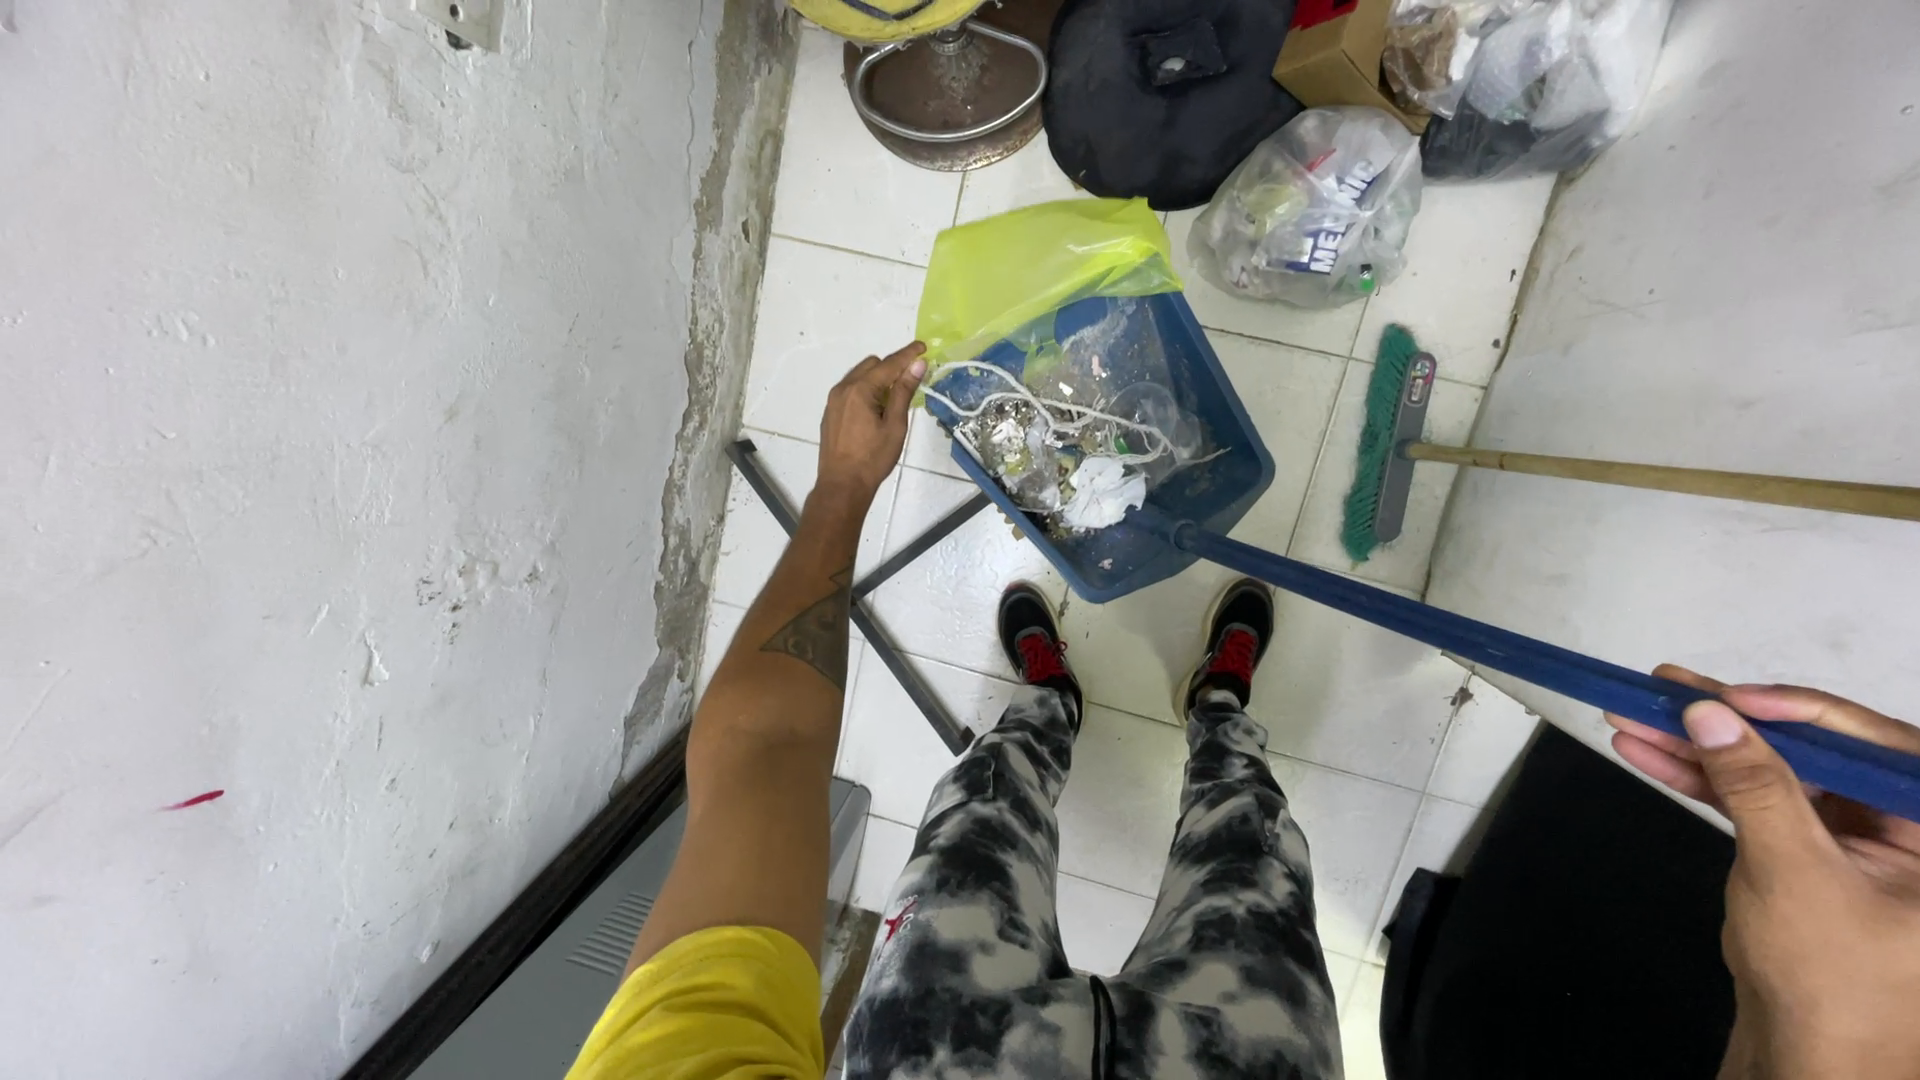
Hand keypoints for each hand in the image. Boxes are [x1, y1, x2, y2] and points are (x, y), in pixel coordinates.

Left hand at [815, 342, 926, 508]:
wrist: (842, 485)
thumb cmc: (873, 459)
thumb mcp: (895, 425)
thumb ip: (903, 392)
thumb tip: (916, 365)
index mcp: (860, 390)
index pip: (888, 364)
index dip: (908, 355)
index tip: (923, 347)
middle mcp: (843, 389)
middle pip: (872, 365)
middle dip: (892, 368)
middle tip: (911, 382)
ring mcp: (833, 401)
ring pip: (859, 377)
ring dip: (878, 380)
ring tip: (894, 400)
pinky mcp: (830, 413)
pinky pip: (850, 391)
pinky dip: (866, 391)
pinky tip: (876, 411)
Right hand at [1607, 667, 1919, 1079]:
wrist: (1807, 1046)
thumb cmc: (1831, 971)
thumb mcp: (1793, 871)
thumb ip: (1755, 787)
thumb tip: (1710, 713)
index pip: (1886, 750)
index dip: (1808, 715)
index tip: (1731, 698)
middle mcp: (1903, 827)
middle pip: (1814, 753)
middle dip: (1732, 722)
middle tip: (1665, 685)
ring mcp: (1848, 836)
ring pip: (1769, 771)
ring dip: (1696, 745)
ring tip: (1630, 711)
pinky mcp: (1798, 846)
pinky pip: (1746, 798)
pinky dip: (1693, 776)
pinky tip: (1641, 751)